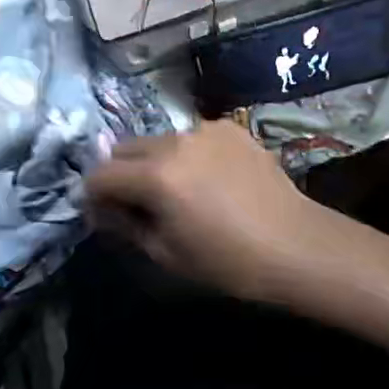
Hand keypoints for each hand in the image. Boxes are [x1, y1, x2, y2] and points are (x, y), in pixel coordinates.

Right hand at [86, 121, 354, 303]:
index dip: (94, 196)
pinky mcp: (230, 127)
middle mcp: (175, 141)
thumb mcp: (166, 253)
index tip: (104, 214)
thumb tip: (101, 209)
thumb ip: (125, 224)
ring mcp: (205, 128)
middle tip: (138, 202)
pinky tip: (212, 178)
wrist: (294, 243)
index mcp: (155, 175)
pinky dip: (189, 153)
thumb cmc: (227, 261)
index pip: (100, 174)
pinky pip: (193, 136)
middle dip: (122, 172)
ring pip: (160, 140)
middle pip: (125, 148)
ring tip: (180, 190)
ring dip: (156, 160)